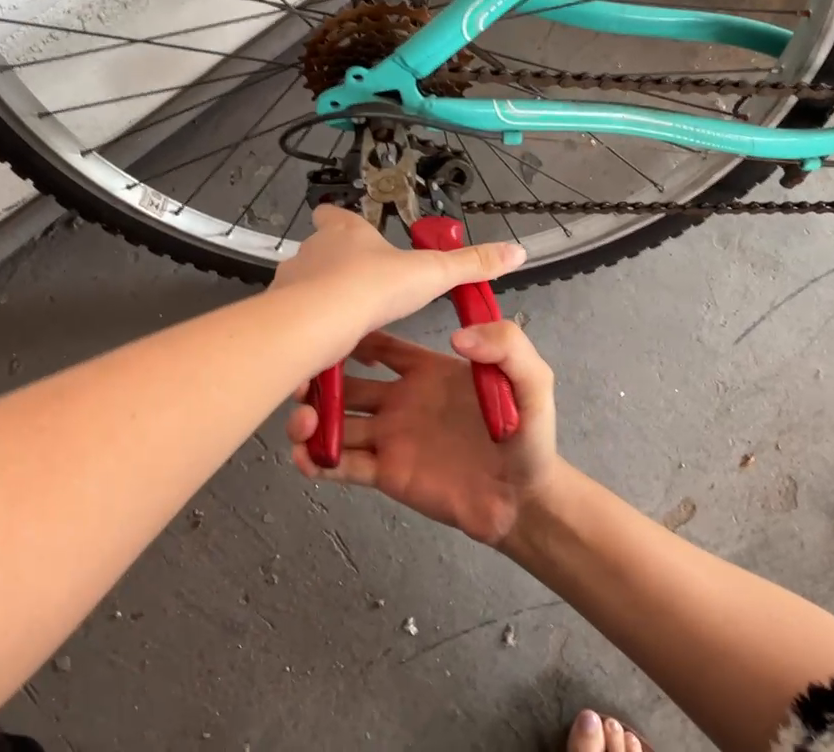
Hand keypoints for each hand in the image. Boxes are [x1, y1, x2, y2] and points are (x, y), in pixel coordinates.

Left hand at [270, 206, 526, 334]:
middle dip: (335, 272)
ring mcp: (288, 284)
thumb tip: (518, 250)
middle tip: (360, 295)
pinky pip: (292, 326)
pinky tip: (325, 360)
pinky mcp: (276, 318)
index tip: (349, 230)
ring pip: (301, 292)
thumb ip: (471, 265)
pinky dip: (307, 340)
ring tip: (345, 334)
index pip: (333, 215)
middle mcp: (311, 251)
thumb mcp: (432, 275)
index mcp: (345, 231)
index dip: (339, 220)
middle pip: (318, 254)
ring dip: (319, 309)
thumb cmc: (374, 287)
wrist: (315, 323)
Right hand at [285, 323, 559, 545]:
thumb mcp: (533, 379)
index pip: (378, 344)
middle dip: (318, 380)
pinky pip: (343, 466)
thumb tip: (458, 336)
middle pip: (345, 384)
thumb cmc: (529, 436)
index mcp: (427, 371)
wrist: (525, 502)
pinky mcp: (385, 475)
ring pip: (337, 424)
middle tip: (300, 383)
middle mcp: (400, 400)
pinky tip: (307, 458)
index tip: (329, 330)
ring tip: (302, 423)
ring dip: (311, 420)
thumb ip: (507, 346)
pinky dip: (318, 461)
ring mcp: (390, 438)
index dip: (352, 336)